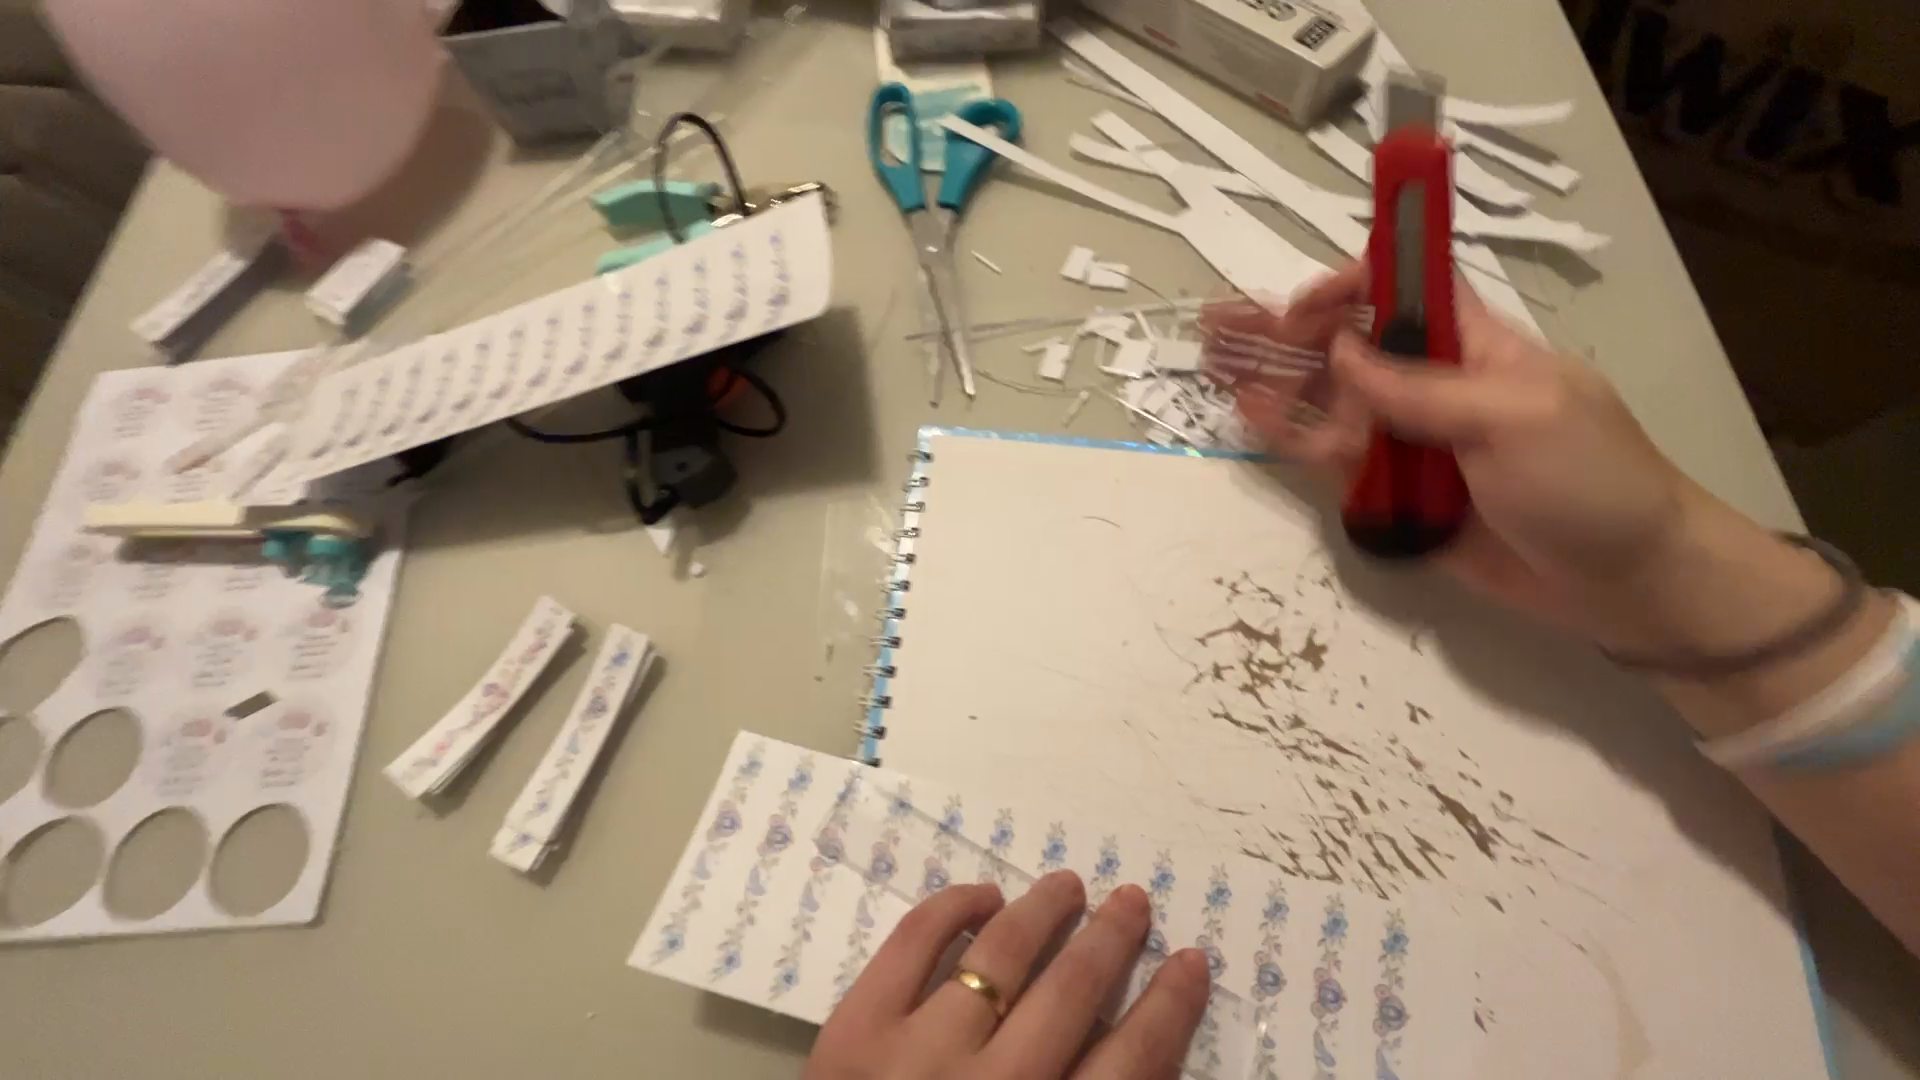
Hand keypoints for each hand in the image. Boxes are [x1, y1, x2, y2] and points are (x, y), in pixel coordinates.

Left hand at [804, 872, 1211, 1079]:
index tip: (1190, 961)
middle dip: (1111, 941)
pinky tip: (985, 895)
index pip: (1130, 1066)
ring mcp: (918, 1051)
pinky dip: (954, 905)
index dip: (1168, 1009)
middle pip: (1070, 994)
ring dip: (1043, 910)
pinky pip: (915, 939)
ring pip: (1000, 952)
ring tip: (1070, 884)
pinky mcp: (856, 1026)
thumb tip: (1127, 1046)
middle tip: (1132, 900)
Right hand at [1201, 262, 1755, 650]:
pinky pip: (1325, 452)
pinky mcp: (1383, 485)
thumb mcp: (1516, 417)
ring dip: (1267, 376)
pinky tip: (1247, 414)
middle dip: (1279, 327)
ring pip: (1321, 395)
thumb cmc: (1586, 482)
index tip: (1299, 310)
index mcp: (1470, 346)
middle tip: (1214, 322)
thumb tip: (1341, 352)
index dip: (1346, 286)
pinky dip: (1286, 432)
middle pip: (1341, 340)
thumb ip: (1422, 388)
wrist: (1615, 582)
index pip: (1401, 289)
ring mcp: (1400, 436)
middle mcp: (1425, 382)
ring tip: (1211, 362)